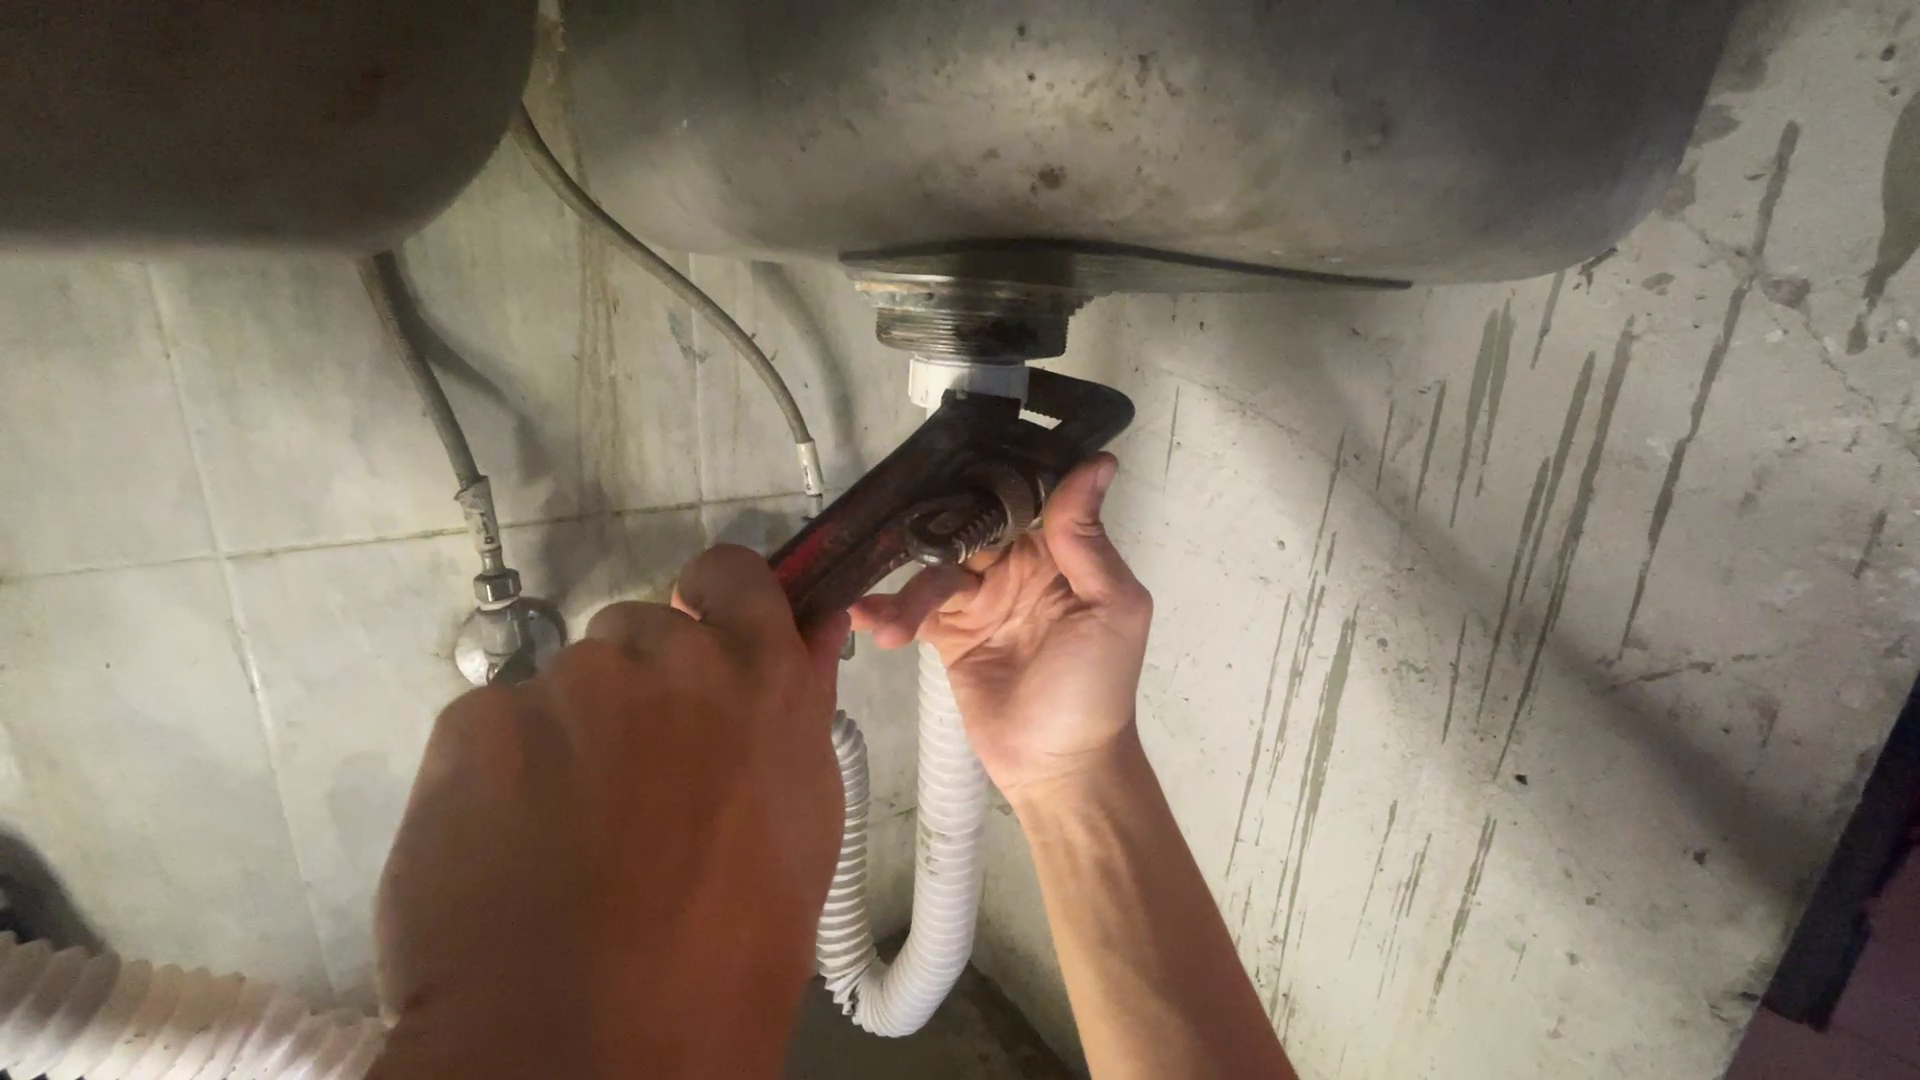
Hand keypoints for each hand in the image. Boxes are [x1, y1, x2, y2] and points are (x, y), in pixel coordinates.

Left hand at [371, 545, 847, 1079]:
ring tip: (568, 827)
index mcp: (758, 674)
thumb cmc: (737, 932)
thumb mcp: (804, 808)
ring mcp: (567, 686)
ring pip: (564, 682)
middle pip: (639, 631)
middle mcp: (667, 657)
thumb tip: (815, 622)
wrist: (598, 1041)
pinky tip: (509, 844)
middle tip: (635, 775)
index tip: (704, 630)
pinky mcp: (475, 727)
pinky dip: (499, 769)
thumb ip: (802, 699)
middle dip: (639, 684)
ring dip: (569, 729)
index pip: (731, 573)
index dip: (715, 595)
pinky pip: (491, 723)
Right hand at [851, 453, 1150, 804]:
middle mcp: (1015, 568)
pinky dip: (887, 610)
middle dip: (934, 531)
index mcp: (1058, 553)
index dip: (989, 481)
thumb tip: (1098, 462)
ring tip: (892, 625)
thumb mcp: (1113, 607)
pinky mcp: (949, 636)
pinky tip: (864, 616)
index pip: (1020, 502)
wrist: (1059, 765)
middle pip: (967, 532)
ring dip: (911, 592)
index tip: (952, 459)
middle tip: (896, 528)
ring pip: (936, 572)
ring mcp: (979, 602)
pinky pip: (914, 612)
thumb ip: (1088, 540)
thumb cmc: (1097, 685)